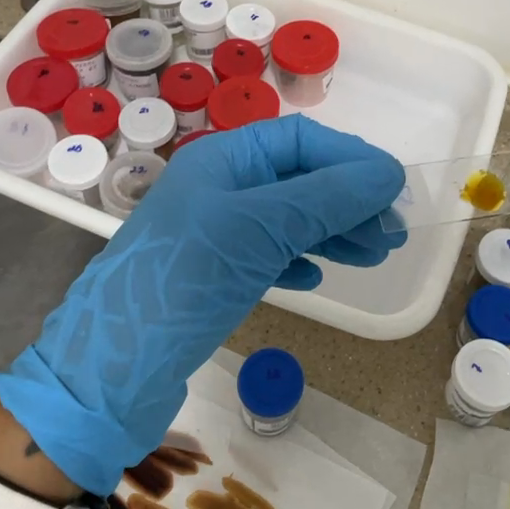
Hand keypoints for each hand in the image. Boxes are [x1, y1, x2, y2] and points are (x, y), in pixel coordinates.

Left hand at [0, 115, 406, 493]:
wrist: (113, 368)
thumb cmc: (187, 280)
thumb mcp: (261, 229)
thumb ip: (325, 198)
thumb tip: (388, 174)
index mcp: (223, 159)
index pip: (300, 140)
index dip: (351, 159)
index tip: (396, 189)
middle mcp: (217, 187)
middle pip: (297, 178)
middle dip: (347, 200)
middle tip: (391, 234)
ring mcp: (211, 232)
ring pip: (286, 218)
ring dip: (331, 232)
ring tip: (373, 256)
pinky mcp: (209, 274)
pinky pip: (265, 254)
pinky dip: (296, 259)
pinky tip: (315, 277)